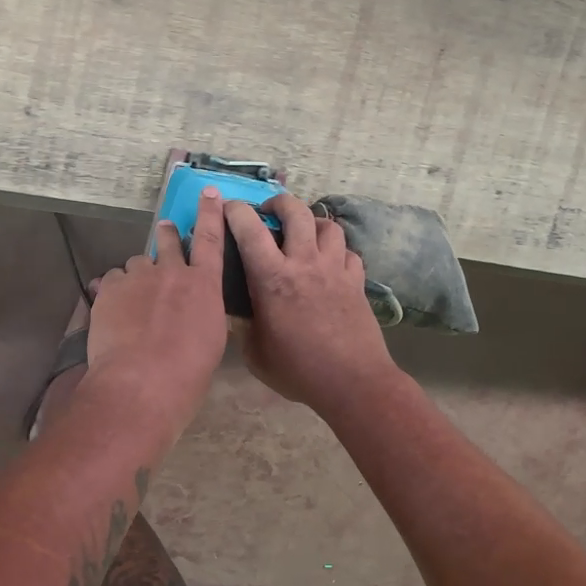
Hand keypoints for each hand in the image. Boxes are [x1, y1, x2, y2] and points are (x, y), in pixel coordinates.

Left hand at [81, 187, 229, 435]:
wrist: (140, 382)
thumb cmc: (187, 373)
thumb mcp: (210, 340)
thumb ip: (203, 312)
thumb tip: (194, 308)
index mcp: (204, 285)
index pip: (211, 239)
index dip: (210, 214)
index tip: (208, 193)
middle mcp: (172, 272)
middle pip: (169, 241)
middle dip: (167, 235)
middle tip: (165, 232)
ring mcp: (138, 278)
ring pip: (137, 263)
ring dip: (138, 273)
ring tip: (134, 297)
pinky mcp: (109, 289)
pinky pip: (112, 280)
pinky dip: (114, 290)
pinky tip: (112, 310)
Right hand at [226, 192, 402, 414]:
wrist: (353, 383)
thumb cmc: (298, 370)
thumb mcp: (255, 353)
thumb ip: (243, 327)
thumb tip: (236, 313)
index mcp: (271, 277)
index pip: (249, 229)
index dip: (235, 211)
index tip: (228, 207)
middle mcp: (304, 263)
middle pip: (296, 211)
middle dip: (279, 202)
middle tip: (270, 211)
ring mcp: (335, 270)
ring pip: (328, 225)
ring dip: (313, 223)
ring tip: (305, 234)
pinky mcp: (357, 282)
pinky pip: (349, 252)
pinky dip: (337, 251)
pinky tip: (331, 263)